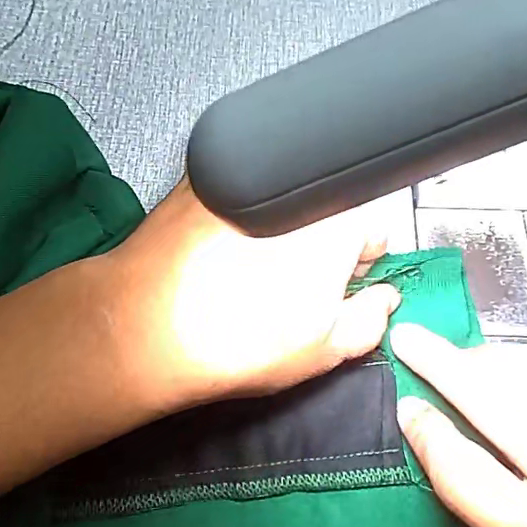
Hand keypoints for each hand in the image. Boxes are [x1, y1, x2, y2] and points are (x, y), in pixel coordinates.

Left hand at [97, 180, 401, 412]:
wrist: (143, 326)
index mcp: (338, 220)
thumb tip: (382, 300)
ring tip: (249, 276)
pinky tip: (219, 260)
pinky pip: (238, 199)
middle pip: (329, 215)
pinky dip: (239, 222)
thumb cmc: (234, 340)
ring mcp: (245, 176)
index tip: (342, 289)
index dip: (362, 268)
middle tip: (292, 290)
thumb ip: (371, 319)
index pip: (374, 233)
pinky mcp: (202, 178)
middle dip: (322, 248)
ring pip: (283, 207)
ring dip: (280, 234)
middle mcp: (295, 186)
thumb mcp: (324, 349)